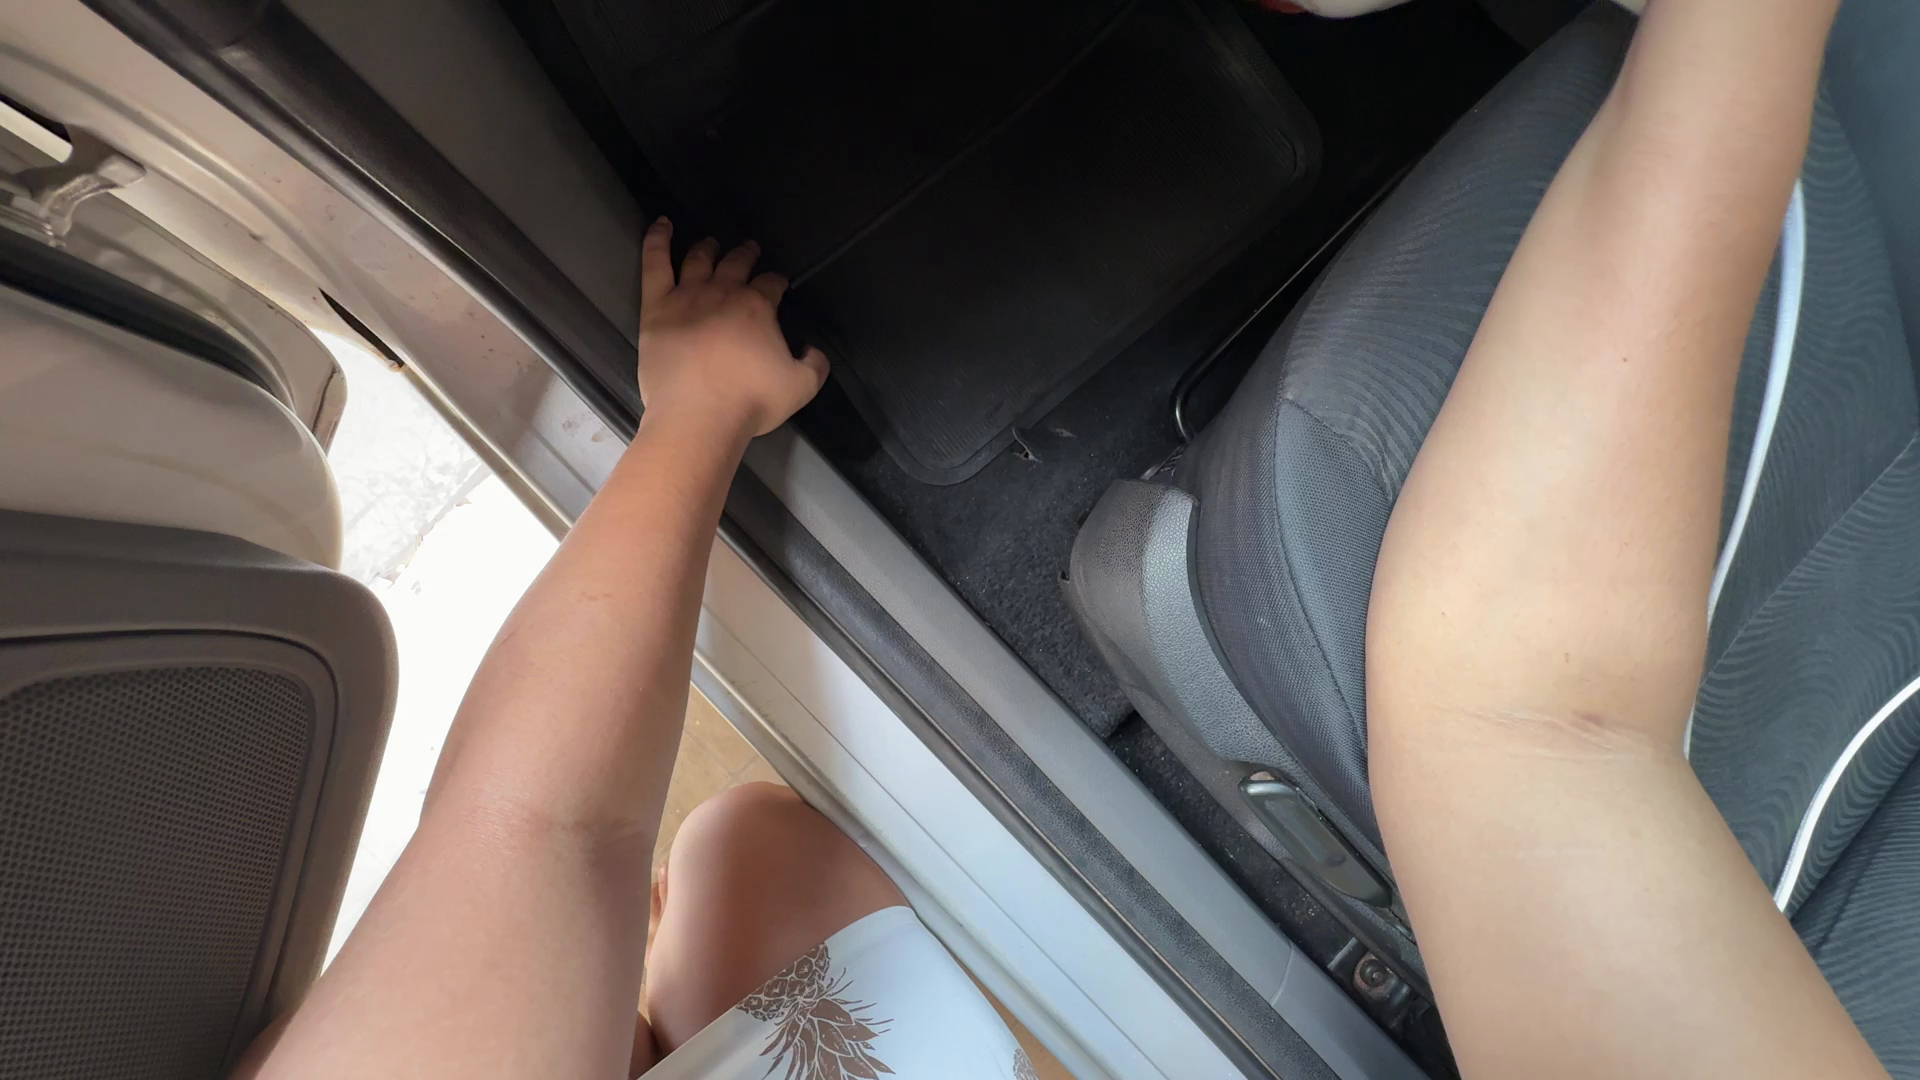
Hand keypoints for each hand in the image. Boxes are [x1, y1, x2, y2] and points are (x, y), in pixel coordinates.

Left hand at [637, 217, 828, 437]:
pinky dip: (658, 239)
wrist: (700, 416)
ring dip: (708, 248)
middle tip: (750, 250)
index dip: (777, 281)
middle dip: (746, 255)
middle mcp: (724, 293)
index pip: (771, 283)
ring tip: (711, 243)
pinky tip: (662, 224)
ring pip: (698, 259)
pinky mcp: (656, 307)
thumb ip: (816, 364)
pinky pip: (655, 263)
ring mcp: (687, 297)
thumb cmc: (752, 401)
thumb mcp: (803, 387)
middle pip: (736, 264)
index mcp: (758, 307)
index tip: (779, 283)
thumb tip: (813, 350)